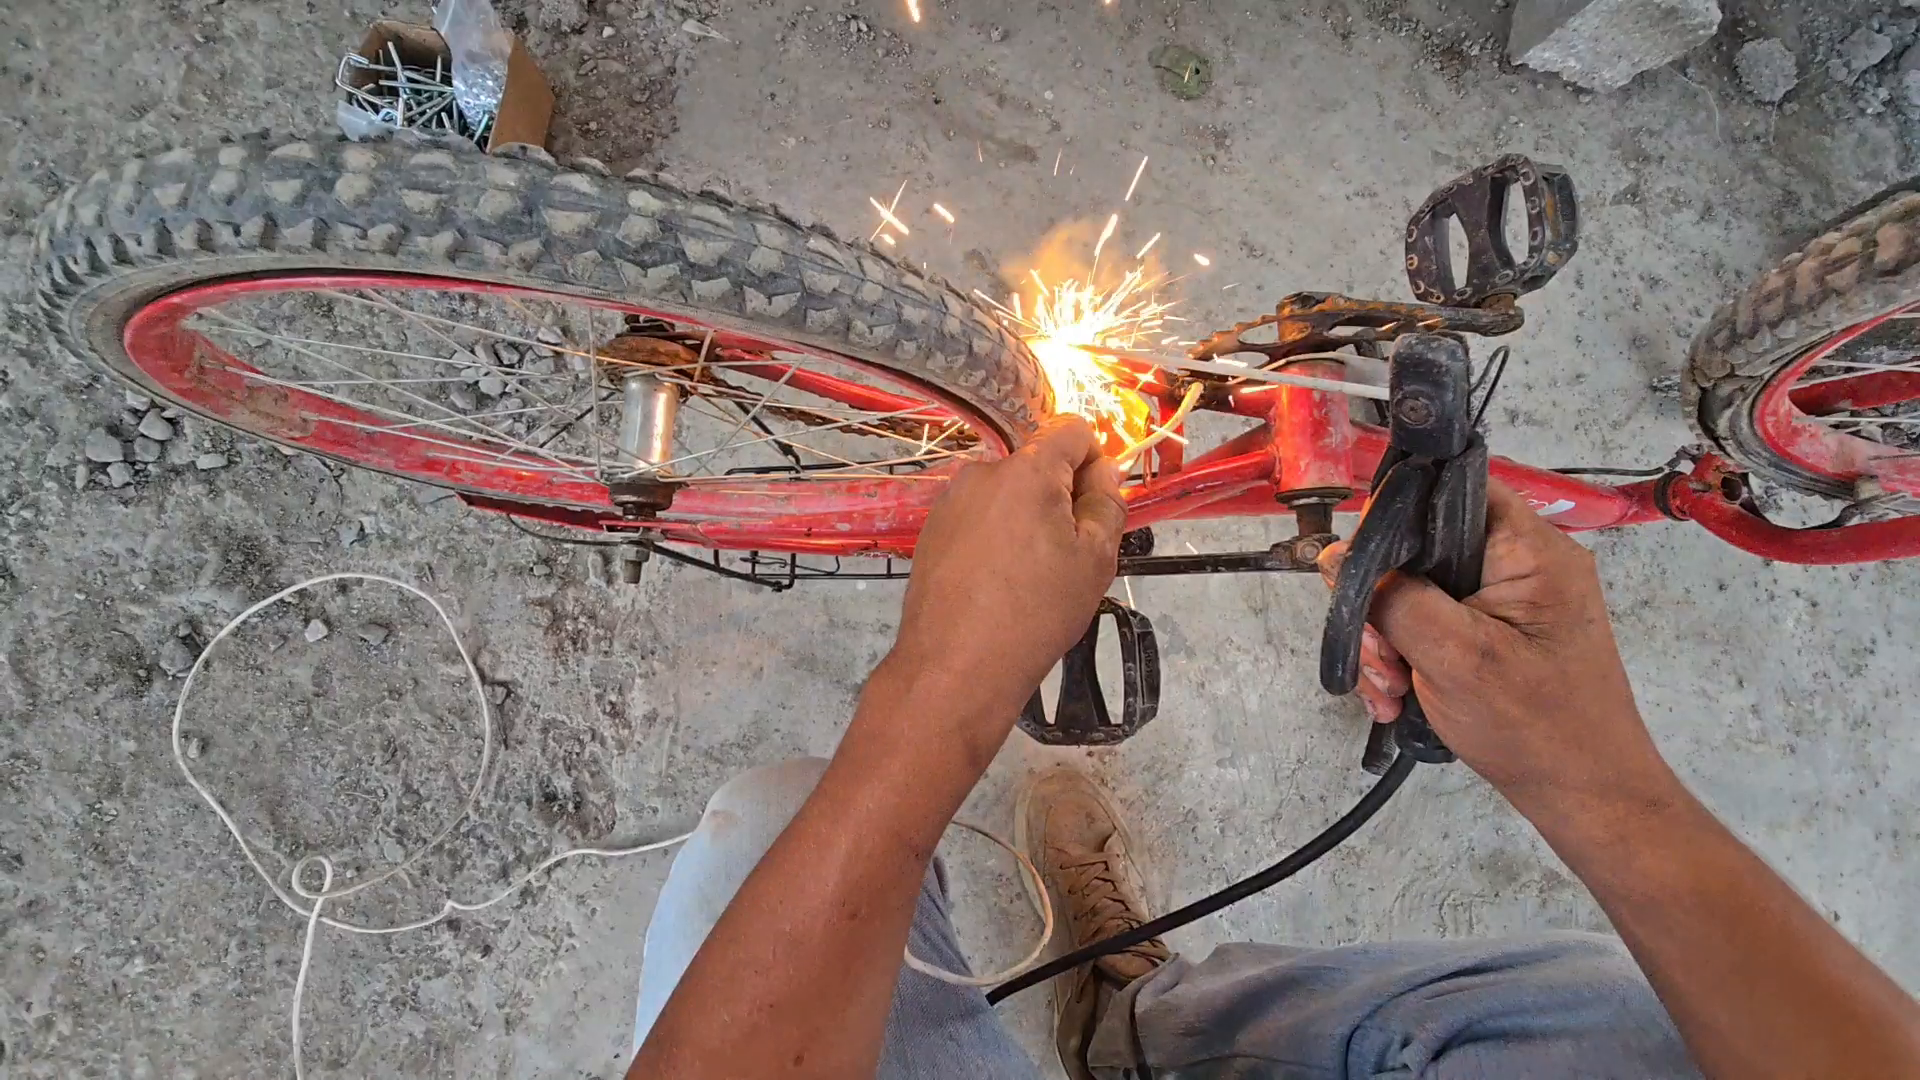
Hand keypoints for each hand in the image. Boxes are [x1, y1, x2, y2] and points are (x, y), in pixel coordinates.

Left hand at [883, 417, 1126, 741]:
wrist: (955, 667)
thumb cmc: (1036, 612)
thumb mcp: (1095, 559)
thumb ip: (1106, 503)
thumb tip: (1102, 472)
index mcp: (1026, 469)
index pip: (1073, 430)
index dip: (1095, 462)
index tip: (1095, 509)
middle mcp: (981, 472)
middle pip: (1037, 465)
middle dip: (1059, 497)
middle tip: (1066, 555)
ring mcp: (950, 501)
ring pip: (1007, 495)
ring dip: (1027, 519)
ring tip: (1028, 577)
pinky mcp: (931, 531)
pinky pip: (979, 518)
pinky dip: (996, 537)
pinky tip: (996, 583)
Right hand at [1317, 480, 1674, 814]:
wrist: (1582, 798)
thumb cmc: (1533, 725)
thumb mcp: (1451, 654)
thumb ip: (1389, 596)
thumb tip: (1334, 556)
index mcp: (1528, 550)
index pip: (1451, 491)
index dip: (1396, 516)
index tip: (1361, 567)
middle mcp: (1515, 564)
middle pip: (1417, 550)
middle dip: (1378, 603)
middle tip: (1376, 653)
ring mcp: (1499, 600)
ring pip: (1408, 591)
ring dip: (1382, 640)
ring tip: (1386, 688)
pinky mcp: (1485, 630)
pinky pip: (1420, 623)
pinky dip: (1399, 656)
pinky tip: (1393, 695)